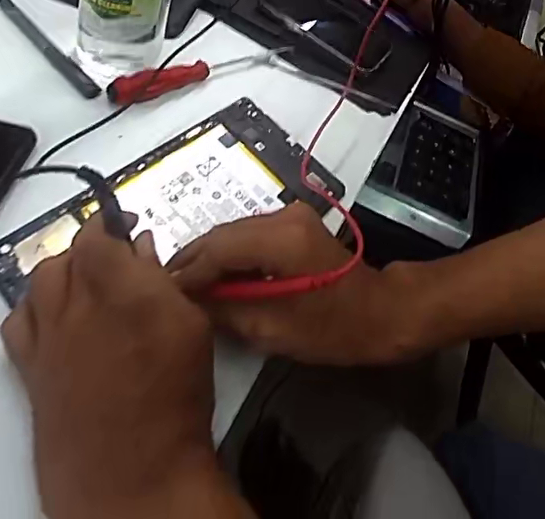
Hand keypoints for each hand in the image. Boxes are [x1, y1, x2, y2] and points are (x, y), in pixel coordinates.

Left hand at [2, 218, 224, 518]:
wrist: (134, 477)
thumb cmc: (174, 397)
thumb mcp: (190, 325)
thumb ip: (161, 278)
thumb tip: (141, 249)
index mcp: (115, 283)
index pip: (96, 231)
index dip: (110, 222)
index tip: (126, 224)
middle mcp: (73, 303)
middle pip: (67, 252)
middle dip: (90, 246)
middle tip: (114, 257)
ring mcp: (46, 337)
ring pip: (39, 280)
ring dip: (61, 270)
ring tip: (84, 282)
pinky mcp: (30, 371)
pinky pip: (17, 322)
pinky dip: (33, 308)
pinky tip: (54, 317)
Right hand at [168, 204, 426, 365]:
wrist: (382, 311)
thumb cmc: (333, 327)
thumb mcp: (275, 329)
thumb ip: (228, 309)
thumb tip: (190, 301)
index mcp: (280, 238)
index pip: (218, 248)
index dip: (188, 270)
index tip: (162, 290)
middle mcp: (282, 216)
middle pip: (224, 233)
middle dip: (193, 260)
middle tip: (164, 285)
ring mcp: (289, 215)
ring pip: (234, 231)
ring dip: (209, 256)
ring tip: (183, 282)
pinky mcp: (293, 222)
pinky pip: (249, 234)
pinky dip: (229, 253)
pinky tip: (214, 274)